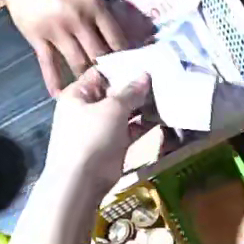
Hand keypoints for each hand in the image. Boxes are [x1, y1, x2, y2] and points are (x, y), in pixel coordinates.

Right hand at [0, 0, 136, 95]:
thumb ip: (98, 12)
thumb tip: (114, 36)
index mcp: (94, 5)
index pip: (116, 37)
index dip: (125, 57)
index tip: (131, 70)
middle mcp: (78, 20)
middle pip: (99, 54)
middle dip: (109, 73)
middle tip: (116, 88)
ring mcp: (57, 31)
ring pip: (77, 63)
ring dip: (86, 80)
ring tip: (94, 94)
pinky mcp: (37, 38)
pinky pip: (48, 65)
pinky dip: (54, 81)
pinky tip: (60, 95)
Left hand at [43, 69, 151, 195]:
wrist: (81, 182)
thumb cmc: (92, 137)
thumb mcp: (112, 109)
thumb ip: (130, 92)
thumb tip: (145, 76)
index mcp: (77, 94)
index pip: (100, 73)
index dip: (122, 67)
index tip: (147, 61)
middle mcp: (86, 108)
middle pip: (114, 92)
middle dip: (136, 87)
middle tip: (162, 78)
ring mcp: (99, 128)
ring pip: (123, 112)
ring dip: (142, 106)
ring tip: (166, 95)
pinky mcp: (111, 145)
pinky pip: (129, 130)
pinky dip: (143, 124)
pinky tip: (162, 116)